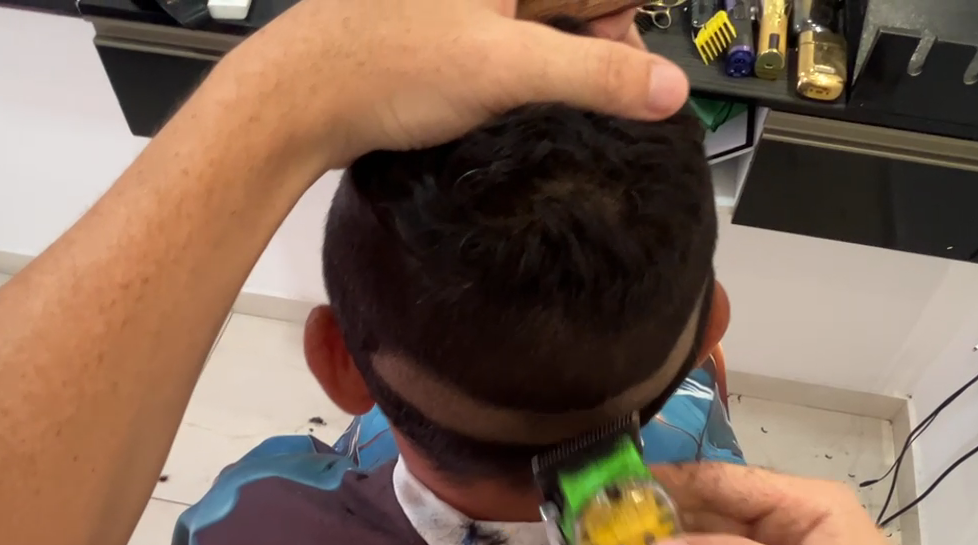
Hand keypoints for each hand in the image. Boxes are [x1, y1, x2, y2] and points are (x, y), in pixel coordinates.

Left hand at [220, 0, 686, 167]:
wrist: (308, 98)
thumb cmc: (392, 66)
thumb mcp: (509, 70)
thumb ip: (595, 75)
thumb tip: (668, 89)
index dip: (621, 29)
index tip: (629, 78)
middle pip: (572, 1)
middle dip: (589, 46)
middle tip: (577, 98)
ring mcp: (467, 3)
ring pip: (540, 22)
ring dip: (554, 64)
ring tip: (530, 101)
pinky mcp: (448, 25)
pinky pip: (507, 40)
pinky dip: (521, 70)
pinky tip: (508, 100)